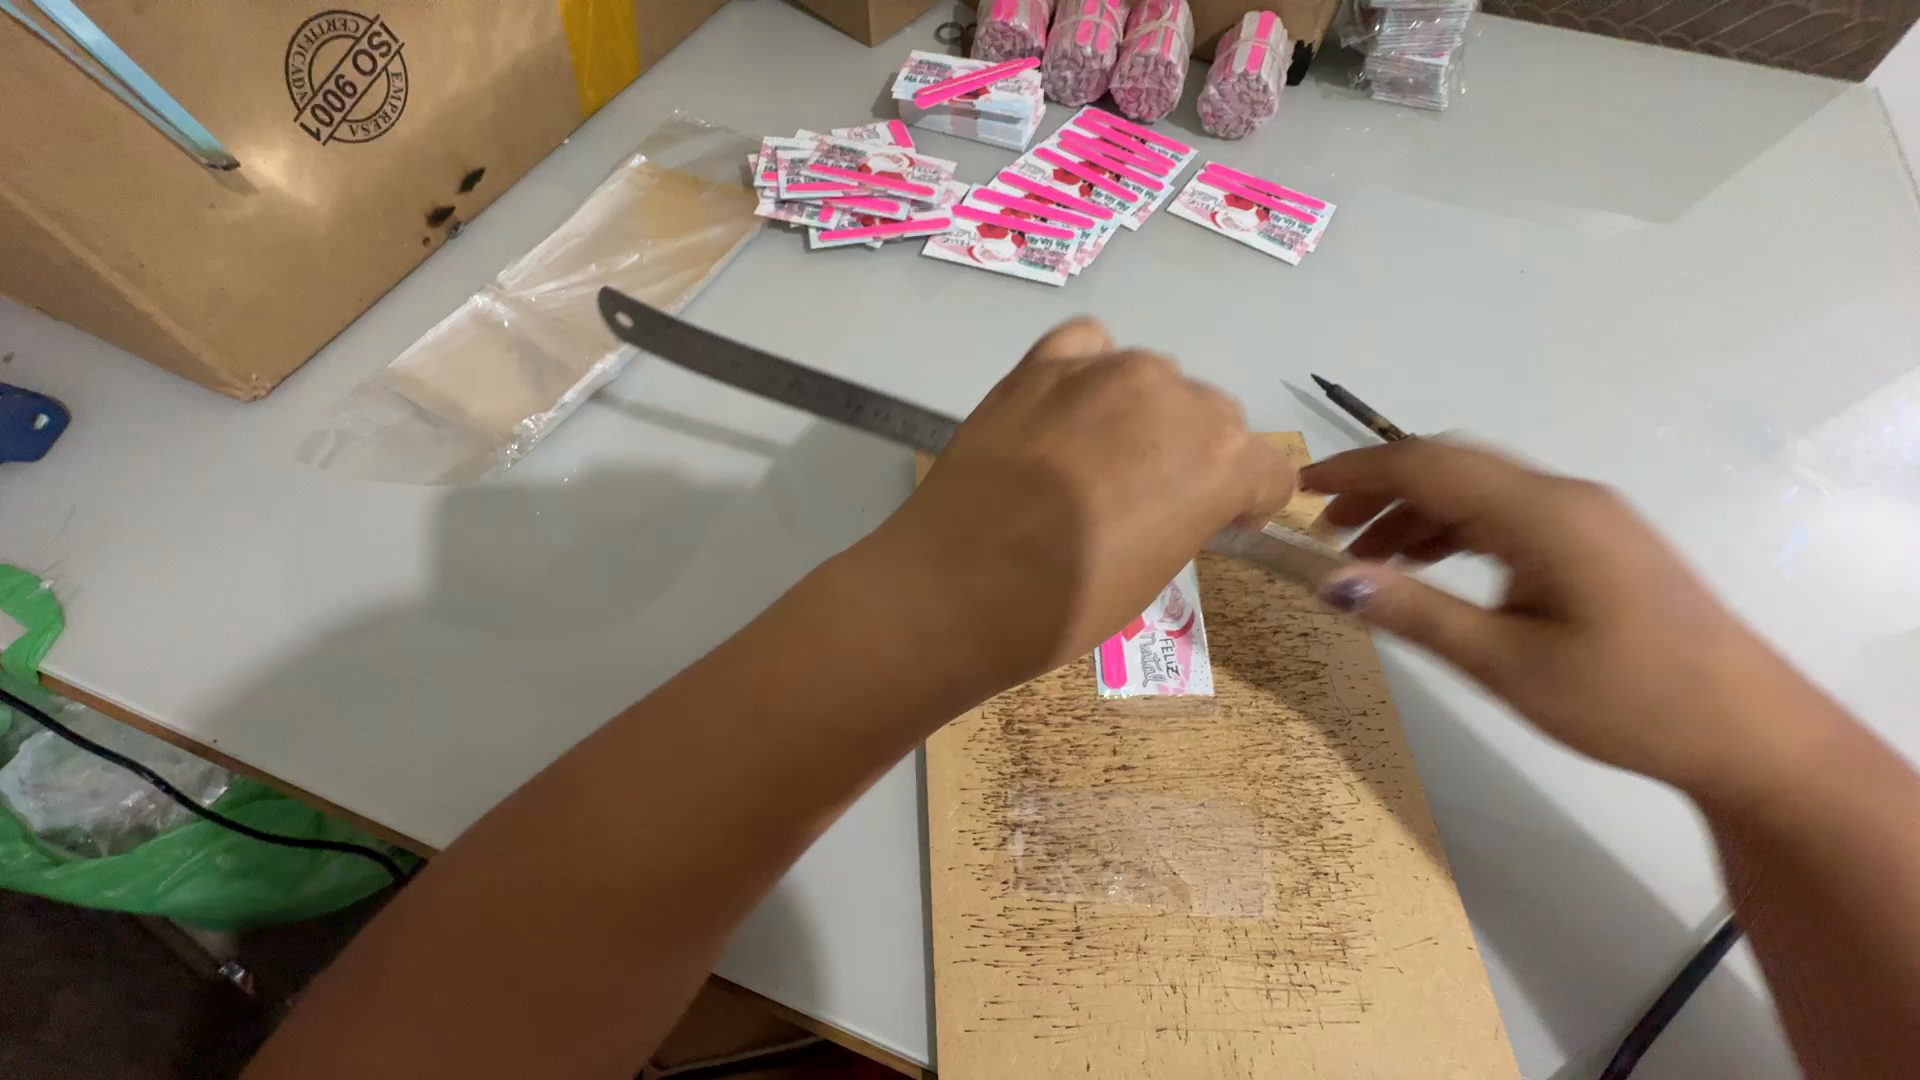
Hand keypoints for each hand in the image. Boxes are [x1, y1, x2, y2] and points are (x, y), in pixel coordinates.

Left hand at [856, 317, 1295, 690]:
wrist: (955, 589)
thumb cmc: (1063, 607)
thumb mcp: (1153, 575)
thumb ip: (1184, 516)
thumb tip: (1172, 496)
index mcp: (1222, 460)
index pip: (1267, 471)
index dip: (1245, 503)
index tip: (1216, 524)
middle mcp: (1174, 397)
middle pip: (1211, 415)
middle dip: (1192, 455)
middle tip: (1143, 499)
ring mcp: (1102, 371)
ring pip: (1151, 377)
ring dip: (1139, 412)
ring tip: (1091, 456)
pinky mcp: (1039, 364)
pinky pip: (1085, 346)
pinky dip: (1086, 372)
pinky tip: (1065, 409)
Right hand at [1302, 438, 1800, 788]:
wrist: (1756, 740)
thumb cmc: (1628, 704)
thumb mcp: (1503, 663)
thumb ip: (1411, 613)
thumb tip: (1326, 580)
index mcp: (1544, 516)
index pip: (1428, 467)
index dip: (1354, 471)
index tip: (1295, 489)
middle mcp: (1564, 498)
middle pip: (1450, 466)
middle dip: (1378, 487)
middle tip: (1322, 527)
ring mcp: (1584, 516)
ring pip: (1475, 489)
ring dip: (1412, 511)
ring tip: (1362, 554)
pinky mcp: (1592, 541)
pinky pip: (1502, 514)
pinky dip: (1449, 529)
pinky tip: (1424, 565)